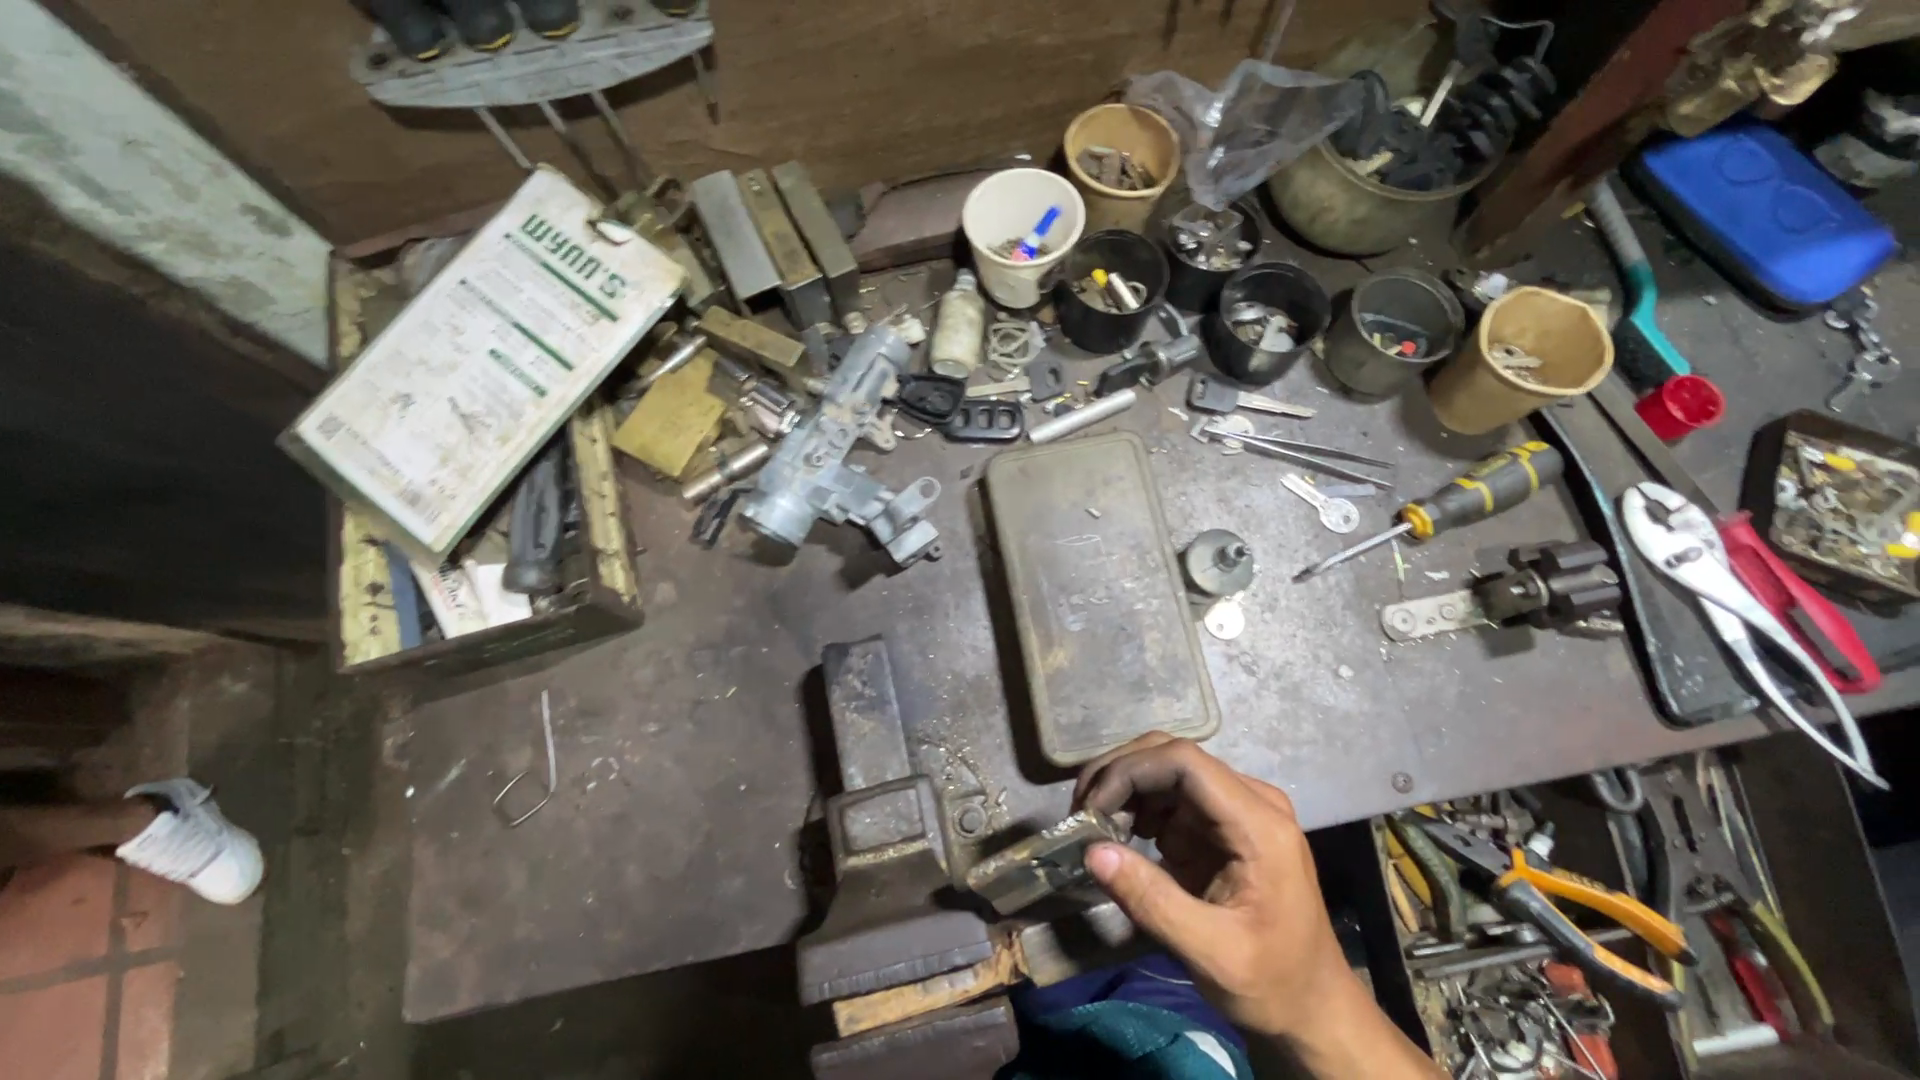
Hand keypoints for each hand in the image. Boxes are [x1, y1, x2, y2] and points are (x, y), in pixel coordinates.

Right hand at [1072, 733, 1354, 1038]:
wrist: (1313, 1008)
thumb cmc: (1271, 984)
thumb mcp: (1211, 953)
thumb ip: (1152, 901)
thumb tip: (1092, 851)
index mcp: (1259, 824)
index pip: (1184, 762)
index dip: (1129, 772)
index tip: (1091, 812)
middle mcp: (1250, 801)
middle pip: (1172, 755)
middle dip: (1118, 774)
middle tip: (1078, 814)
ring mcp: (1236, 810)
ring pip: (1166, 770)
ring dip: (1122, 789)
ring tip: (1090, 828)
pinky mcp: (1221, 825)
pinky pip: (1170, 797)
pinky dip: (1135, 808)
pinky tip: (1116, 838)